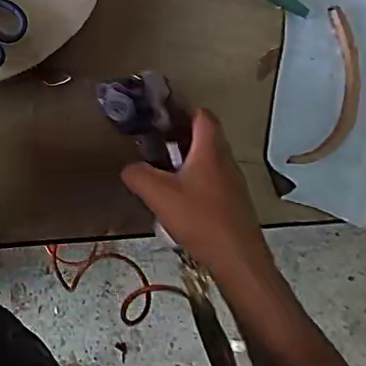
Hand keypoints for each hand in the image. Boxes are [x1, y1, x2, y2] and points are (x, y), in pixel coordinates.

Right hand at [119, 109, 273, 277]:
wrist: (237, 256)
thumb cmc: (200, 218)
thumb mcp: (159, 195)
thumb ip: (138, 175)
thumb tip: (129, 168)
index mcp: (210, 150)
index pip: (202, 116)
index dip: (183, 110)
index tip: (162, 115)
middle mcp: (225, 160)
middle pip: (206, 136)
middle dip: (182, 135)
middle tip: (157, 141)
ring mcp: (232, 182)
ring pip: (209, 159)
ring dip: (188, 159)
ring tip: (164, 170)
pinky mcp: (233, 202)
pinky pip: (213, 180)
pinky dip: (196, 179)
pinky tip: (180, 198)